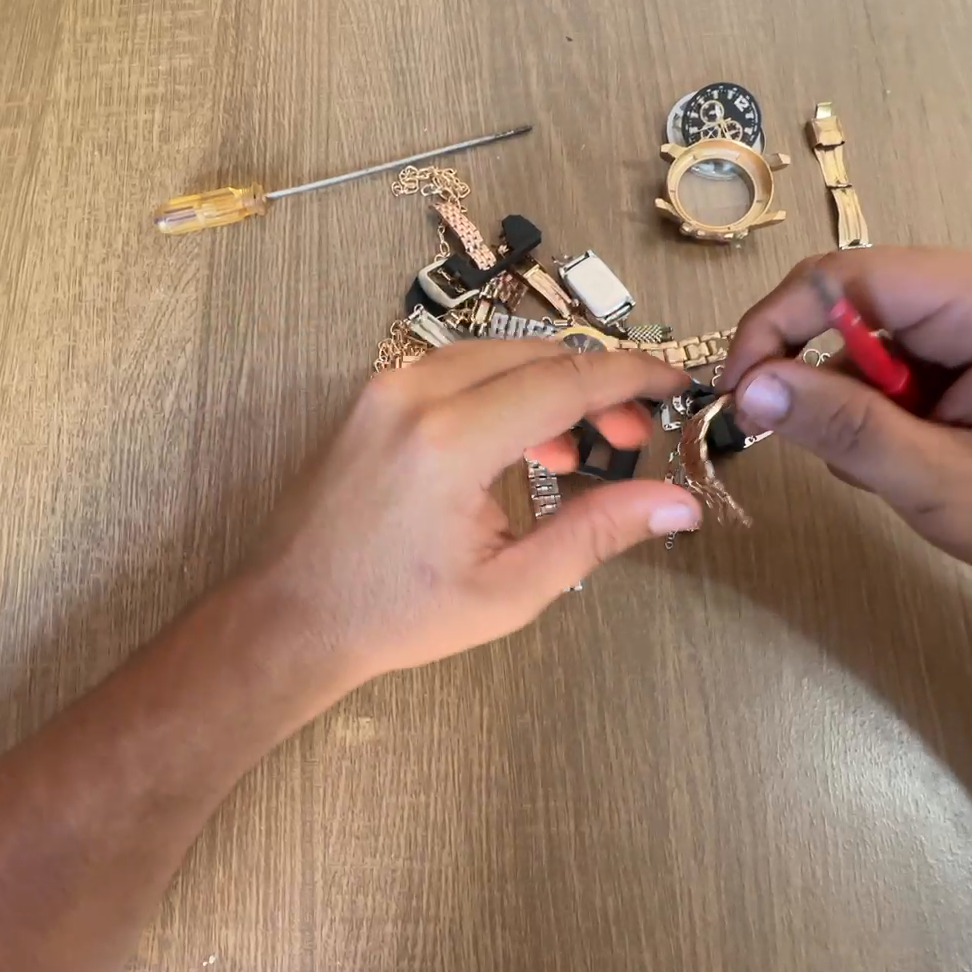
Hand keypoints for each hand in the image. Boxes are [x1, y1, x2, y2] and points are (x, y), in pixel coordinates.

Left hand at [240, 341, 699, 682]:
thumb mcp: (509, 588)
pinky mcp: (370, 397)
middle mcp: (414, 394)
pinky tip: (516, 442)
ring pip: (493, 355)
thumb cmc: (398, 614)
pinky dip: (499, 390)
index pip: (565, 381)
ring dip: (546, 386)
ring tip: (574, 452)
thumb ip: (597, 534)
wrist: (293, 615)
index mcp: (451, 441)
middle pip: (533, 355)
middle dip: (593, 386)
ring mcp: (383, 389)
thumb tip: (678, 503)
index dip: (632, 377)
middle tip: (628, 440)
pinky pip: (453, 370)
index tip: (675, 385)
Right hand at [717, 247, 971, 606]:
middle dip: (815, 375)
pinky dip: (876, 410)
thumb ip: (842, 429)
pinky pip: (895, 362)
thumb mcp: (945, 485)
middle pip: (855, 304)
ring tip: (887, 465)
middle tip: (807, 442)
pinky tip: (909, 454)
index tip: (737, 393)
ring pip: (867, 340)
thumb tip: (747, 388)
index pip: (848, 277)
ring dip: (849, 402)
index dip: (775, 324)